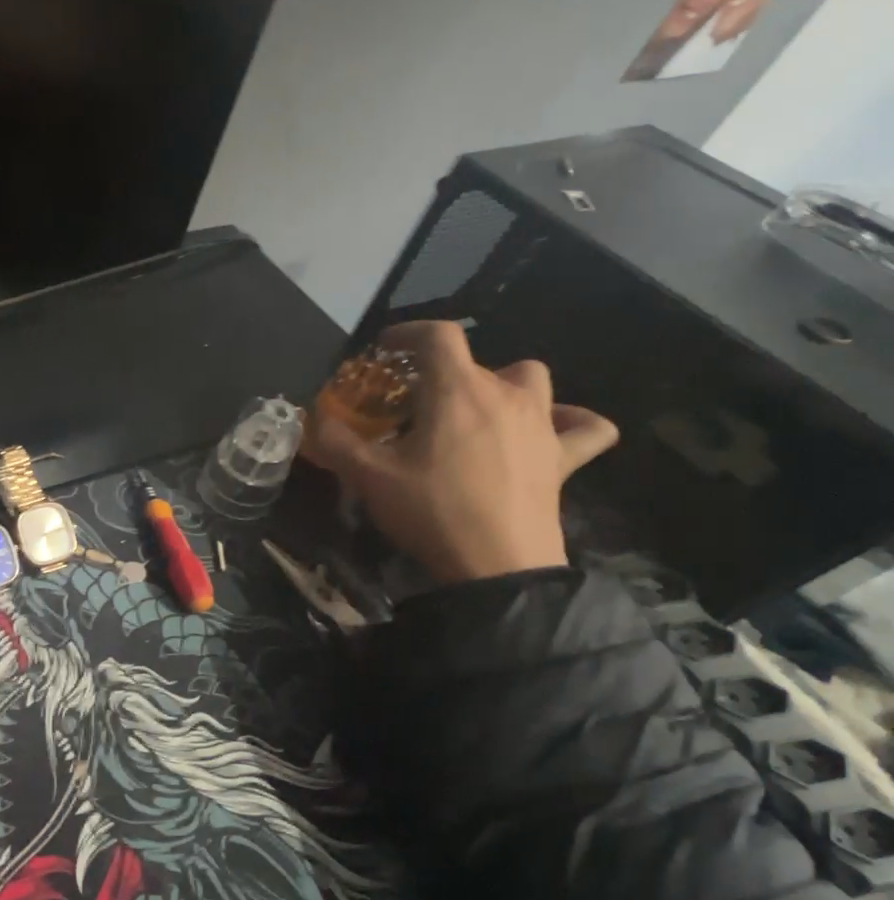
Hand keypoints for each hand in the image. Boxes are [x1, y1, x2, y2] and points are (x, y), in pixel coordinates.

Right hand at [303, 321, 618, 584]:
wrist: (497, 566)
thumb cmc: (430, 511)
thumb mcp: (367, 477)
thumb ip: (336, 440)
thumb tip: (316, 416)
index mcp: (458, 390)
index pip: (438, 336)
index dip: (408, 333)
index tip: (386, 349)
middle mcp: (507, 394)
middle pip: (477, 361)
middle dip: (443, 374)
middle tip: (417, 404)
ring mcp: (543, 423)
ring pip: (531, 380)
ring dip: (504, 386)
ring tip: (477, 413)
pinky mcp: (566, 456)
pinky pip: (584, 425)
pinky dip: (568, 421)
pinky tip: (547, 431)